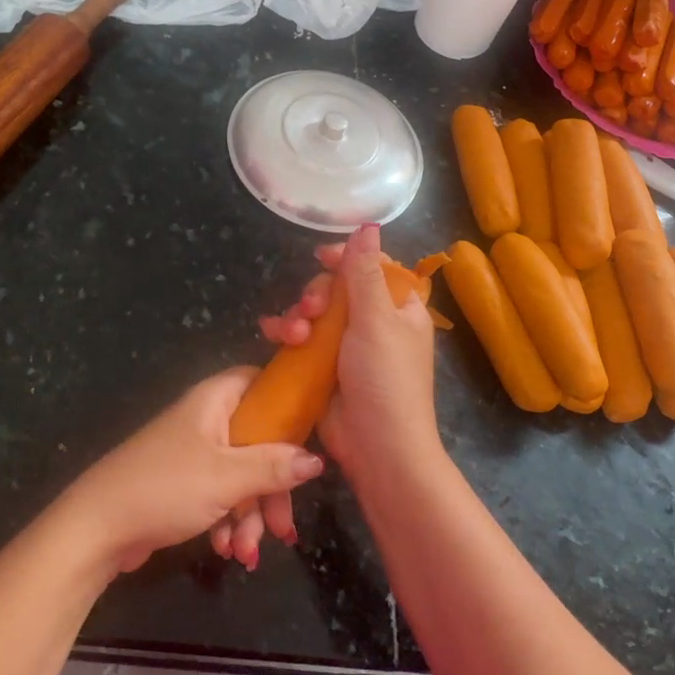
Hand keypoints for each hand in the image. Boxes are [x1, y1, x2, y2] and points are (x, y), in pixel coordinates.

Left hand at [58, 368, 325, 573]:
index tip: (310, 438)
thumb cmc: (164, 487)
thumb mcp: (227, 477)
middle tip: (283, 527)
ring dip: (250, 515)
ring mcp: (193, 454)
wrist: (97, 528)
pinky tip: (228, 551)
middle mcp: (205, 420)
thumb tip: (316, 458)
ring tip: (246, 551)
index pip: (261, 383)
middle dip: (272, 488)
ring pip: (242, 476)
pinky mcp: (184, 486)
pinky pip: (221, 497)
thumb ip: (274, 466)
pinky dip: (228, 523)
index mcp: (214, 401)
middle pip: (259, 440)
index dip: (288, 404)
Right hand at [211, 225, 441, 566]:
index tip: (323, 257)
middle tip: (310, 311)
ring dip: (298, 315)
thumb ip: (365, 272)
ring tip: (293, 334)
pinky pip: (301, 339)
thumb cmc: (386, 380)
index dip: (348, 258)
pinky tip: (274, 336)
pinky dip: (286, 333)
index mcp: (400, 309)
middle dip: (316, 294)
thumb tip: (369, 226)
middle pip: (336, 288)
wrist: (377, 449)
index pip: (373, 267)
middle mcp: (375, 324)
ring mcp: (347, 347)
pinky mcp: (323, 368)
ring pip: (314, 312)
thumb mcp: (377, 320)